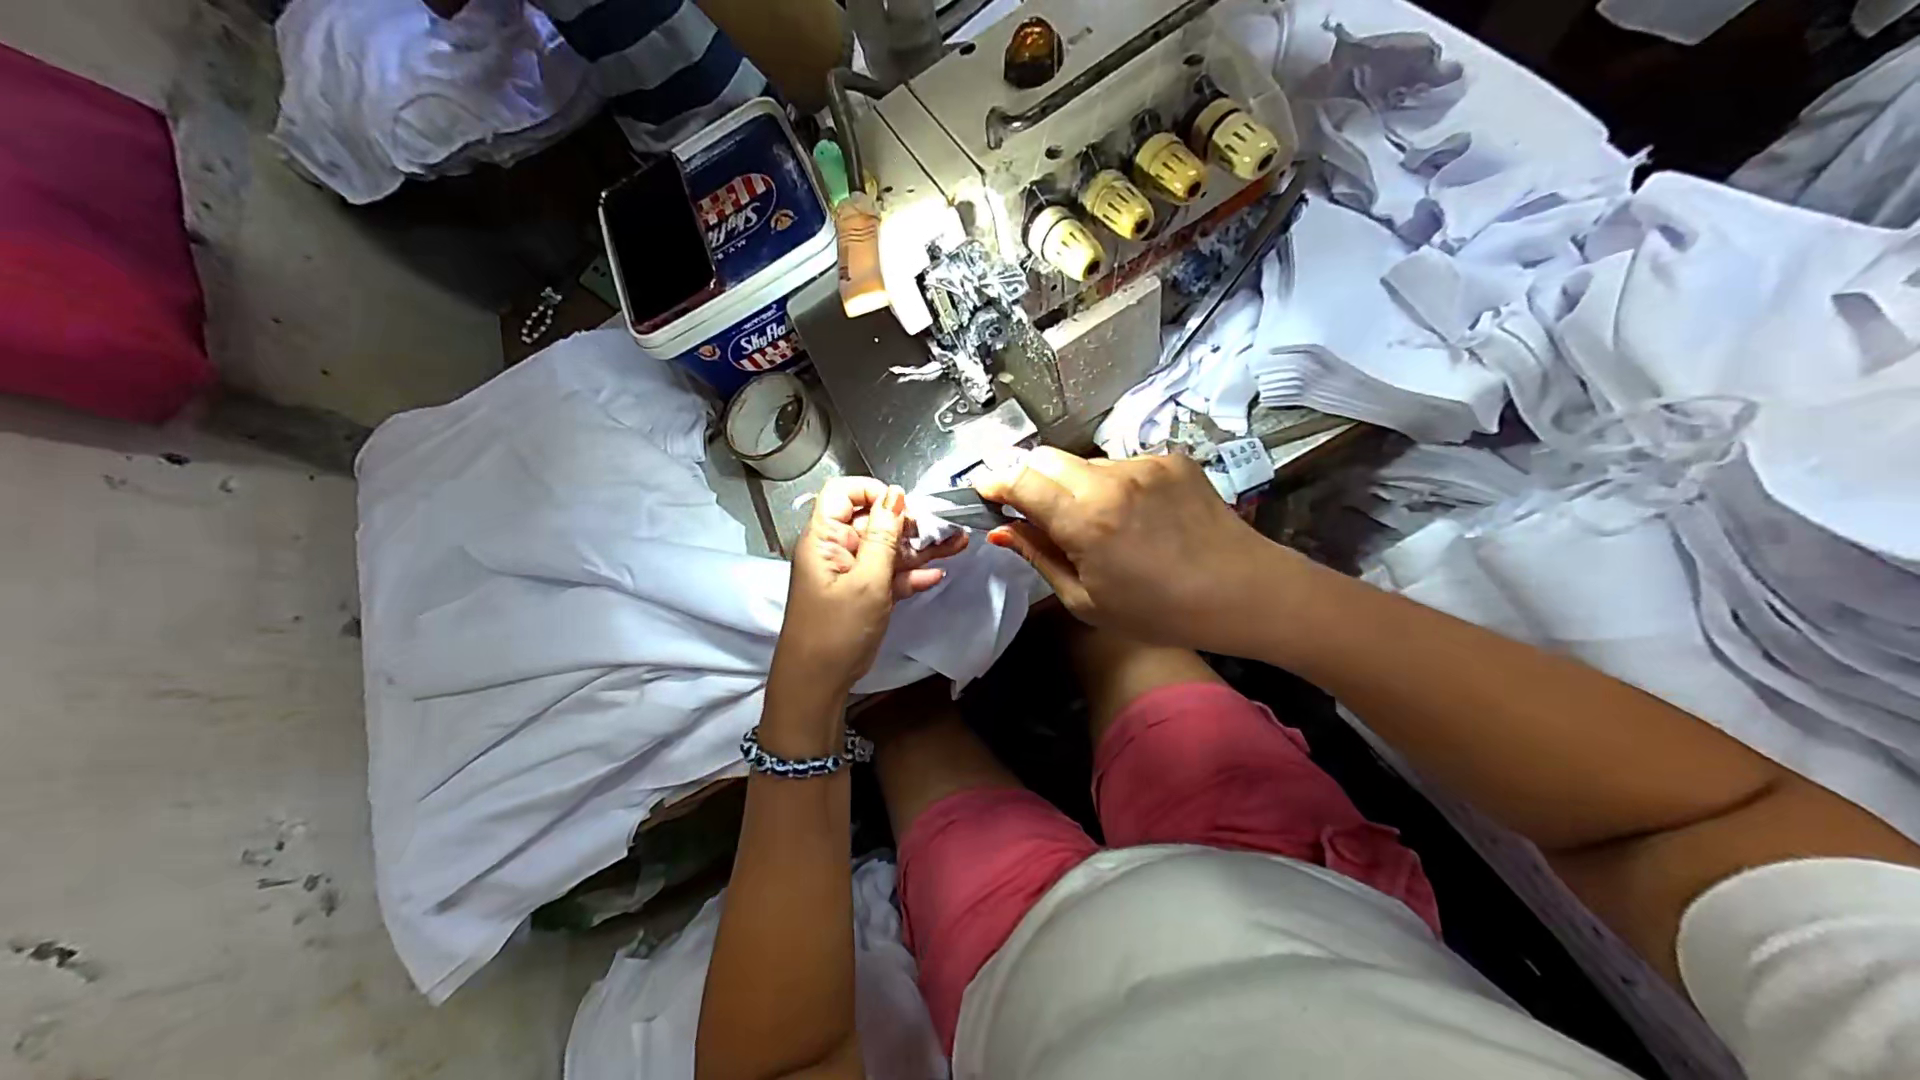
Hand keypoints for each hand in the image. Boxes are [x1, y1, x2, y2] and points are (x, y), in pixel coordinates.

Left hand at [770, 477, 967, 707]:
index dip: (873, 493)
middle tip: (943, 529)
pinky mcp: (862, 594)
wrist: (817, 684)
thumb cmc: (836, 632)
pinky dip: (910, 575)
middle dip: (909, 524)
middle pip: (873, 521)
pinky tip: (936, 573)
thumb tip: (895, 496)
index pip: (842, 493)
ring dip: (919, 549)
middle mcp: (835, 550)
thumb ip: (884, 537)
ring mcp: (849, 573)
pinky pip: (888, 575)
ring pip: (886, 549)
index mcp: (824, 539)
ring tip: (956, 544)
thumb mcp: (867, 581)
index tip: (903, 507)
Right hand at [973, 447, 1296, 654]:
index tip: (983, 491)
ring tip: (1094, 523)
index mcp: (1086, 520)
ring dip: (1072, 484)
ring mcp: (1144, 464)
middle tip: (1029, 507)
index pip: (1021, 480)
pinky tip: (1132, 517)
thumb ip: (1040, 557)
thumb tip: (1002, 531)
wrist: (1244, 592)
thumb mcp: (1087, 601)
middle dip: (1028, 477)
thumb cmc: (1160, 612)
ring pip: (1084, 462)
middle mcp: (1111, 480)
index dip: (994, 482)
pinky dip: (1111, 485)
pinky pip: (1121, 466)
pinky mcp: (1170, 459)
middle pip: (1046, 457)